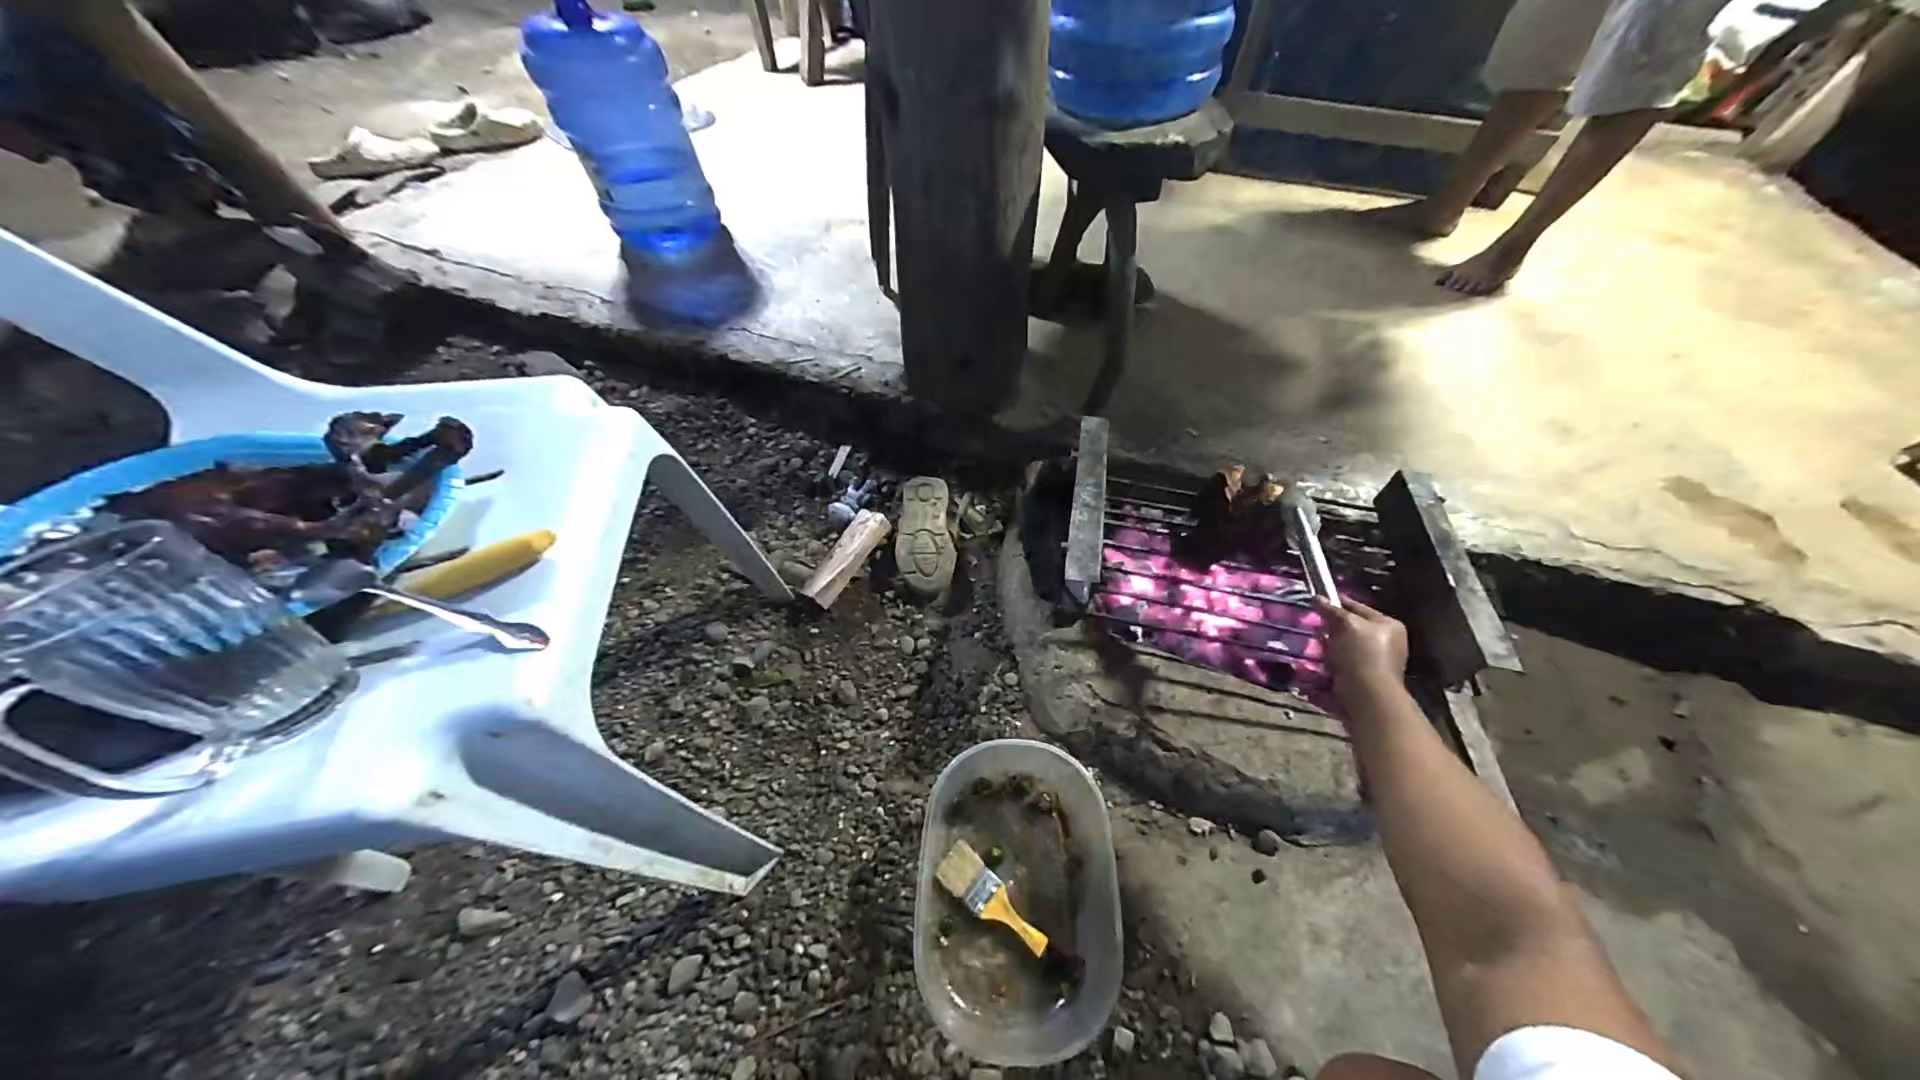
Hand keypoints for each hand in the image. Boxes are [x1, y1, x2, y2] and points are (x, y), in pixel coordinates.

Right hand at [1319, 599, 1407, 699]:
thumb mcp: (1347, 624)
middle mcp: (1384, 645)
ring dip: (1324, 652)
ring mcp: (1372, 665)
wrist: (1366, 696)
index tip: (1317, 601)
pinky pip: (1336, 670)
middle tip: (1315, 628)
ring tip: (1314, 650)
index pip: (1358, 608)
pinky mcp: (1359, 682)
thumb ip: (1332, 610)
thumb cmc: (1362, 655)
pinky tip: (1314, 669)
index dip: (1337, 603)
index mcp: (1388, 627)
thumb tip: (1317, 598)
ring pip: (1340, 651)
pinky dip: (1323, 670)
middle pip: (1349, 631)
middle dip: (1329, 631)